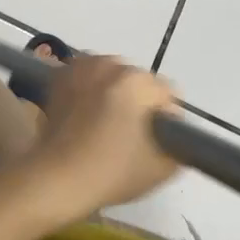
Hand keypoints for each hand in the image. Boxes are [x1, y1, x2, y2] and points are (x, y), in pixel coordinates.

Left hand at [28, 55, 181, 213]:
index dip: (166, 117)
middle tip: (129, 133)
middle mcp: (111, 64)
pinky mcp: (61, 75)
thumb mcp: (162, 166)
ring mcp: (82, 66)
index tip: (156, 139)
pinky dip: (89, 88)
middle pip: (138, 80)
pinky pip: (86, 76)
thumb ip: (179, 142)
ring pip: (111, 74)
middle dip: (139, 101)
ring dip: (113, 91)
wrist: (60, 175)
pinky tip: (85, 112)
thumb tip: (172, 129)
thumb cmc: (114, 171)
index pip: (166, 93)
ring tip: (104, 122)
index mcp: (138, 81)